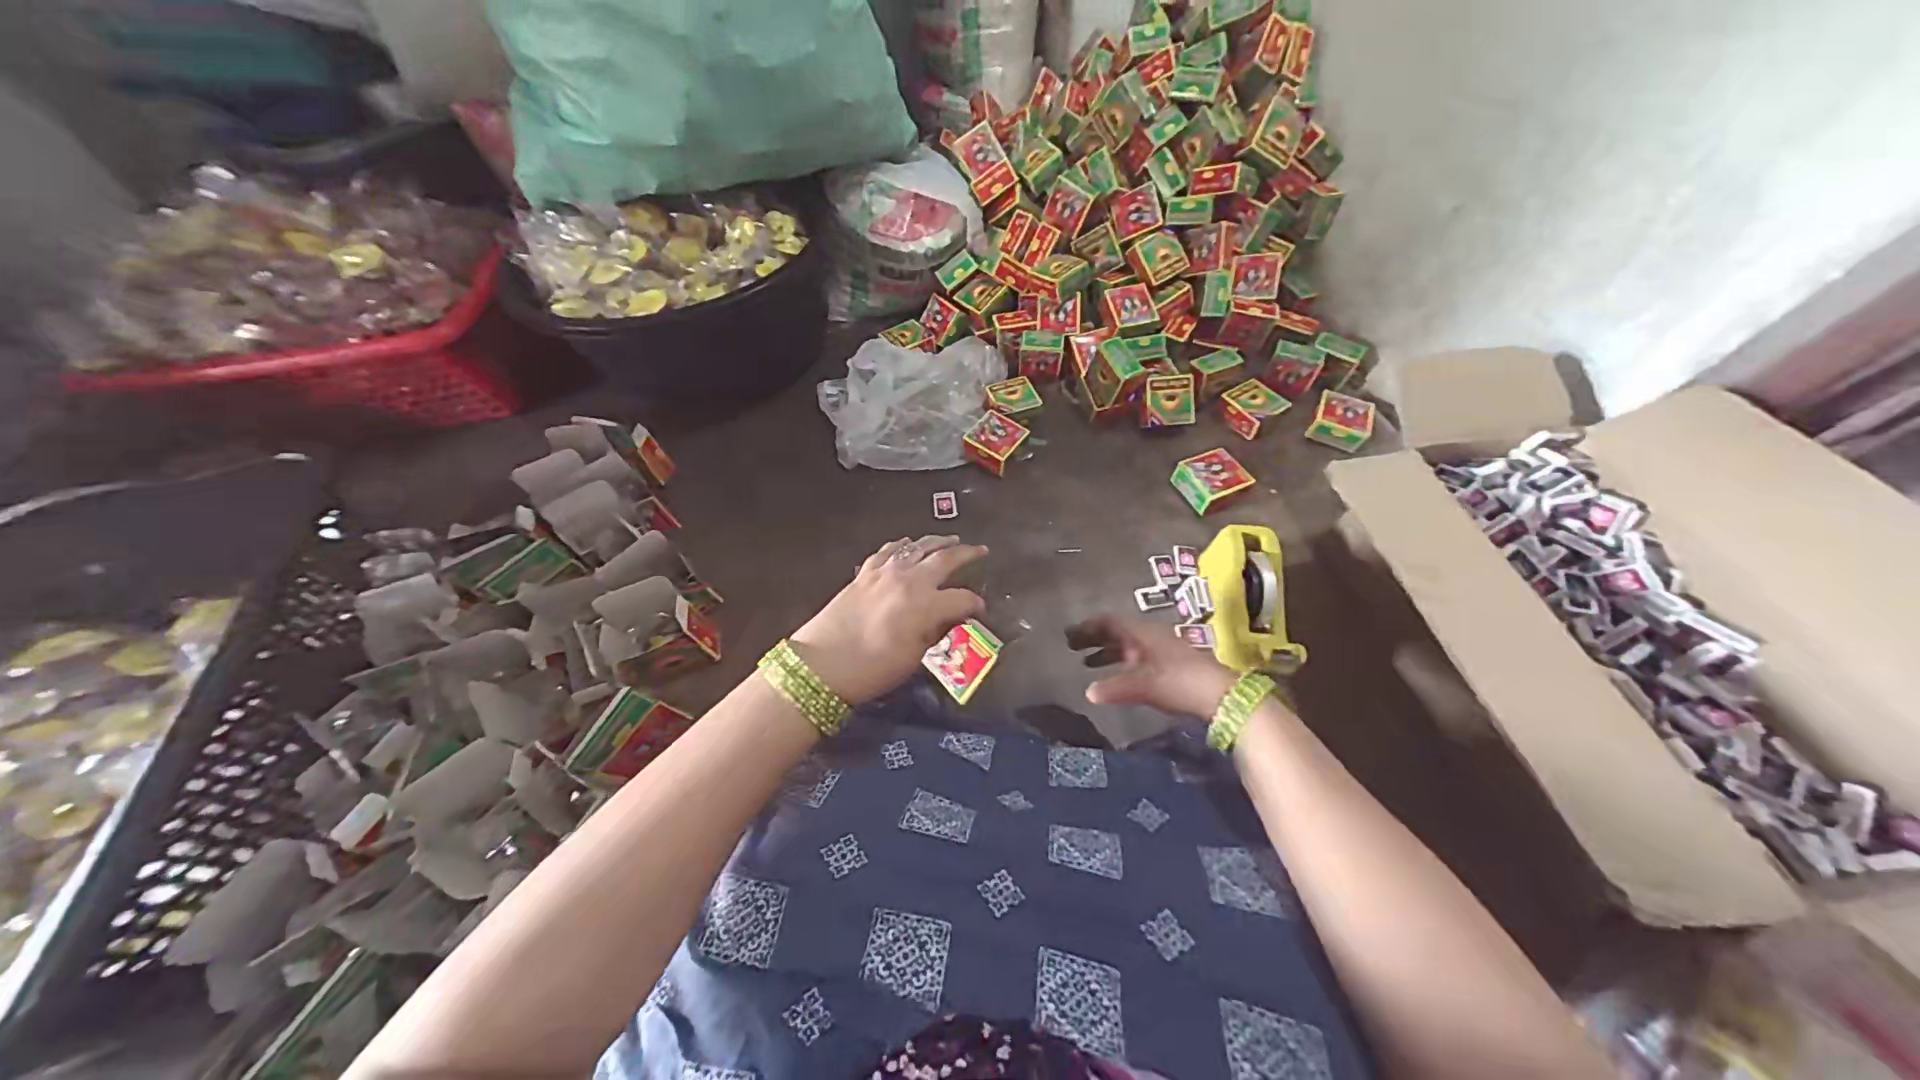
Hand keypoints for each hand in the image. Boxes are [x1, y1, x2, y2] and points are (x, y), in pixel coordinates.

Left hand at [789, 536, 987, 704]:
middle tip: (980, 550)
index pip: (962, 598)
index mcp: (926, 605)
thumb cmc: (872, 669)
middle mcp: (909, 581)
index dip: (976, 605)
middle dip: (966, 553)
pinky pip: (888, 552)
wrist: (821, 665)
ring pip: (917, 547)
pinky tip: (907, 545)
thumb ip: (936, 634)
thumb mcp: (914, 659)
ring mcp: (884, 573)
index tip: (980, 611)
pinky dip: (902, 546)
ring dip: (937, 542)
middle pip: (945, 559)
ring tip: (950, 540)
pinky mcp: (864, 574)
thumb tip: (949, 621)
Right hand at [1067, 615, 1238, 718]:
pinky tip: (1116, 675)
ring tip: (1086, 662)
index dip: (1089, 627)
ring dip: (1107, 651)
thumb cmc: (1181, 683)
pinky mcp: (1170, 665)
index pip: (1110, 623)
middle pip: (1117, 632)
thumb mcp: (1145, 686)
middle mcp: (1151, 637)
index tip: (1070, 634)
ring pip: (1128, 645)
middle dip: (1094, 638)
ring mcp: (1162, 650)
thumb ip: (1116, 688)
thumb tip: (1088, 693)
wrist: (1223, 696)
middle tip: (1072, 646)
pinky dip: (1121, 662)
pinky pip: (1137, 657)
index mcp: (1143, 633)